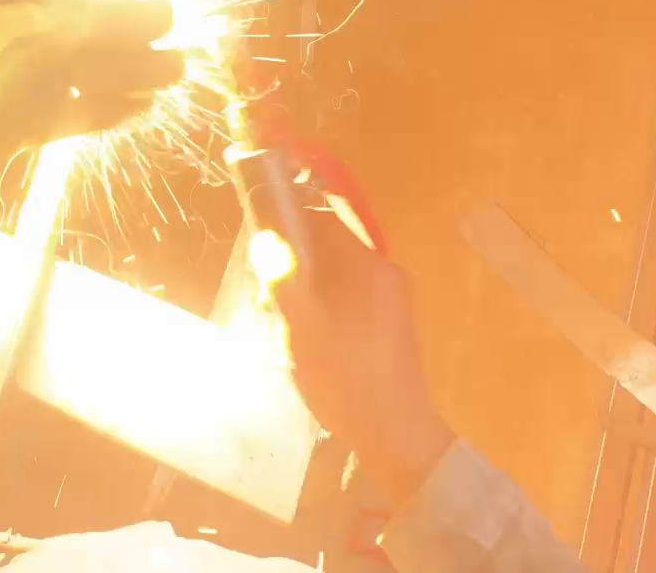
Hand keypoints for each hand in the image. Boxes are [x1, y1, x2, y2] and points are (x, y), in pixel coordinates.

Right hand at [271, 205, 453, 506]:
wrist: (397, 437)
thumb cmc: (342, 374)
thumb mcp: (299, 321)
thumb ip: (279, 273)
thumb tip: (264, 238)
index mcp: (364, 264)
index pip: (319, 218)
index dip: (285, 222)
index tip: (258, 244)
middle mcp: (384, 271)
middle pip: (326, 246)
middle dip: (291, 263)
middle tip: (266, 298)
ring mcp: (392, 298)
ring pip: (335, 273)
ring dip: (304, 287)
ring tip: (283, 324)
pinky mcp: (392, 323)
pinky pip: (349, 295)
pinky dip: (323, 304)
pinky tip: (308, 338)